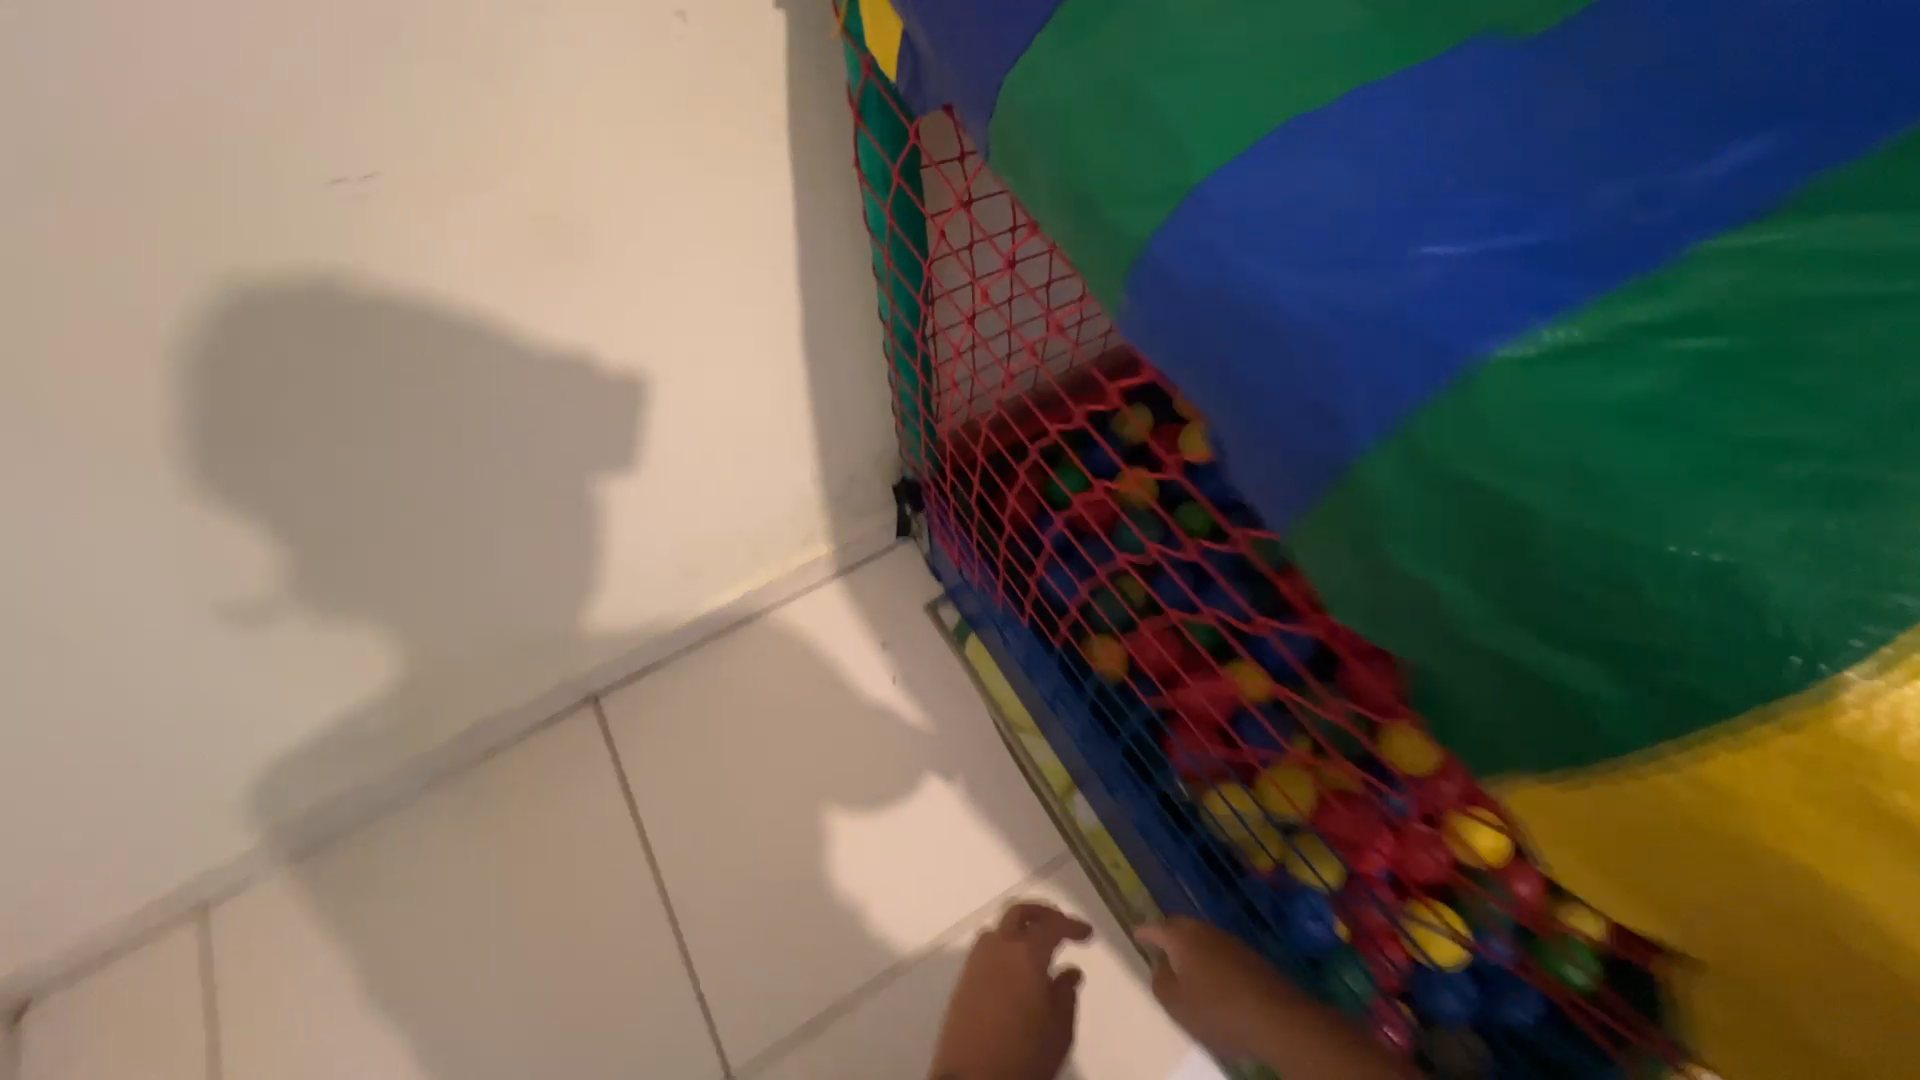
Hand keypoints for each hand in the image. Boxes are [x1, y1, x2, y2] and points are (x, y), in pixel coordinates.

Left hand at [928, 901, 1092, 1079]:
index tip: (1087, 933)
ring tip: (1037, 951)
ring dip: (1018, 931)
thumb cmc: (1023, 1057)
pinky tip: (1015, 973)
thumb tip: (1070, 972)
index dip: (1071, 925)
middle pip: (1018, 913)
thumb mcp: (1058, 1032)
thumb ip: (1065, 995)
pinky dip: (1003, 950)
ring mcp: (976, 964)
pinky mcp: (962, 982)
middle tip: (1060, 926)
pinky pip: (985, 951)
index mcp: (1025, 956)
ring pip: (998, 929)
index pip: (1051, 926)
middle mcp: (998, 950)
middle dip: (1042, 913)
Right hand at [1133, 917, 1301, 1059]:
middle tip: (1159, 948)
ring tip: (1184, 965)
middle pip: (1179, 926)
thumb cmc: (1217, 1010)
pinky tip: (1212, 977)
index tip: (1136, 935)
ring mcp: (1228, 940)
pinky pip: (1219, 949)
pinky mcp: (1249, 955)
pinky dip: (1210, 958)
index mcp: (1180, 938)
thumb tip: (1159, 965)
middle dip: (1167, 934)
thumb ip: (1160, 981)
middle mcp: (1203, 930)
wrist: (1276, 1017)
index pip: (1154, 928)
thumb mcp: (1176, 1004)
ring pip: (1201, 937)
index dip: (1143, 932)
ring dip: (1191, 946)